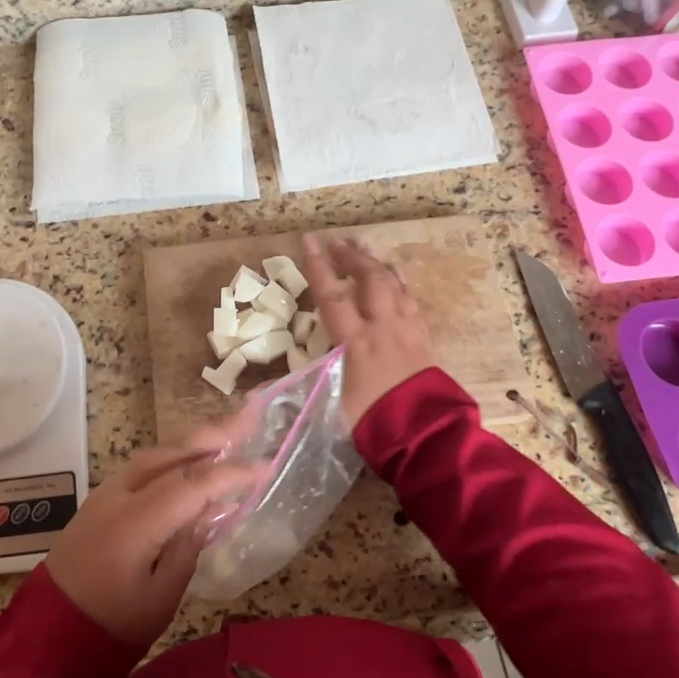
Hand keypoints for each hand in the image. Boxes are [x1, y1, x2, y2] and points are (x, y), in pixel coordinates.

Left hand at [44, 445, 259, 647]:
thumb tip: (210, 509)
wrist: (51, 633)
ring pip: (154, 455)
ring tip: (226, 435)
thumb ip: (188, 546)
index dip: (231, 473)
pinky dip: (171, 457)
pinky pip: (141, 467)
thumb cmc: (112, 625)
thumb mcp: (161, 597)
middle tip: (249, 420)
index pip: (192, 485)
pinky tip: (190, 462)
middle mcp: (117, 497)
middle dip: (212, 436)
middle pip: (170, 455)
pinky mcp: (99, 501)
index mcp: (135, 523)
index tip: (264, 466)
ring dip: (191, 443)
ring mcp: (104, 495)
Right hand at [300, 233, 438, 426]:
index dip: (318, 267)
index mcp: (356, 342)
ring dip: (377, 263)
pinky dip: (401, 283)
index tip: (309, 241)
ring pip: (394, 285)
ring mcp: (407, 331)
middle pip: (369, 280)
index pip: (333, 295)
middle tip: (337, 241)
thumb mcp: (329, 411)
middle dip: (352, 257)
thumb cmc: (374, 424)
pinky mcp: (425, 341)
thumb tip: (251, 397)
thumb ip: (296, 396)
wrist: (427, 436)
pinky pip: (411, 301)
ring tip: (366, 248)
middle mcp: (383, 328)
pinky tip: (397, 276)